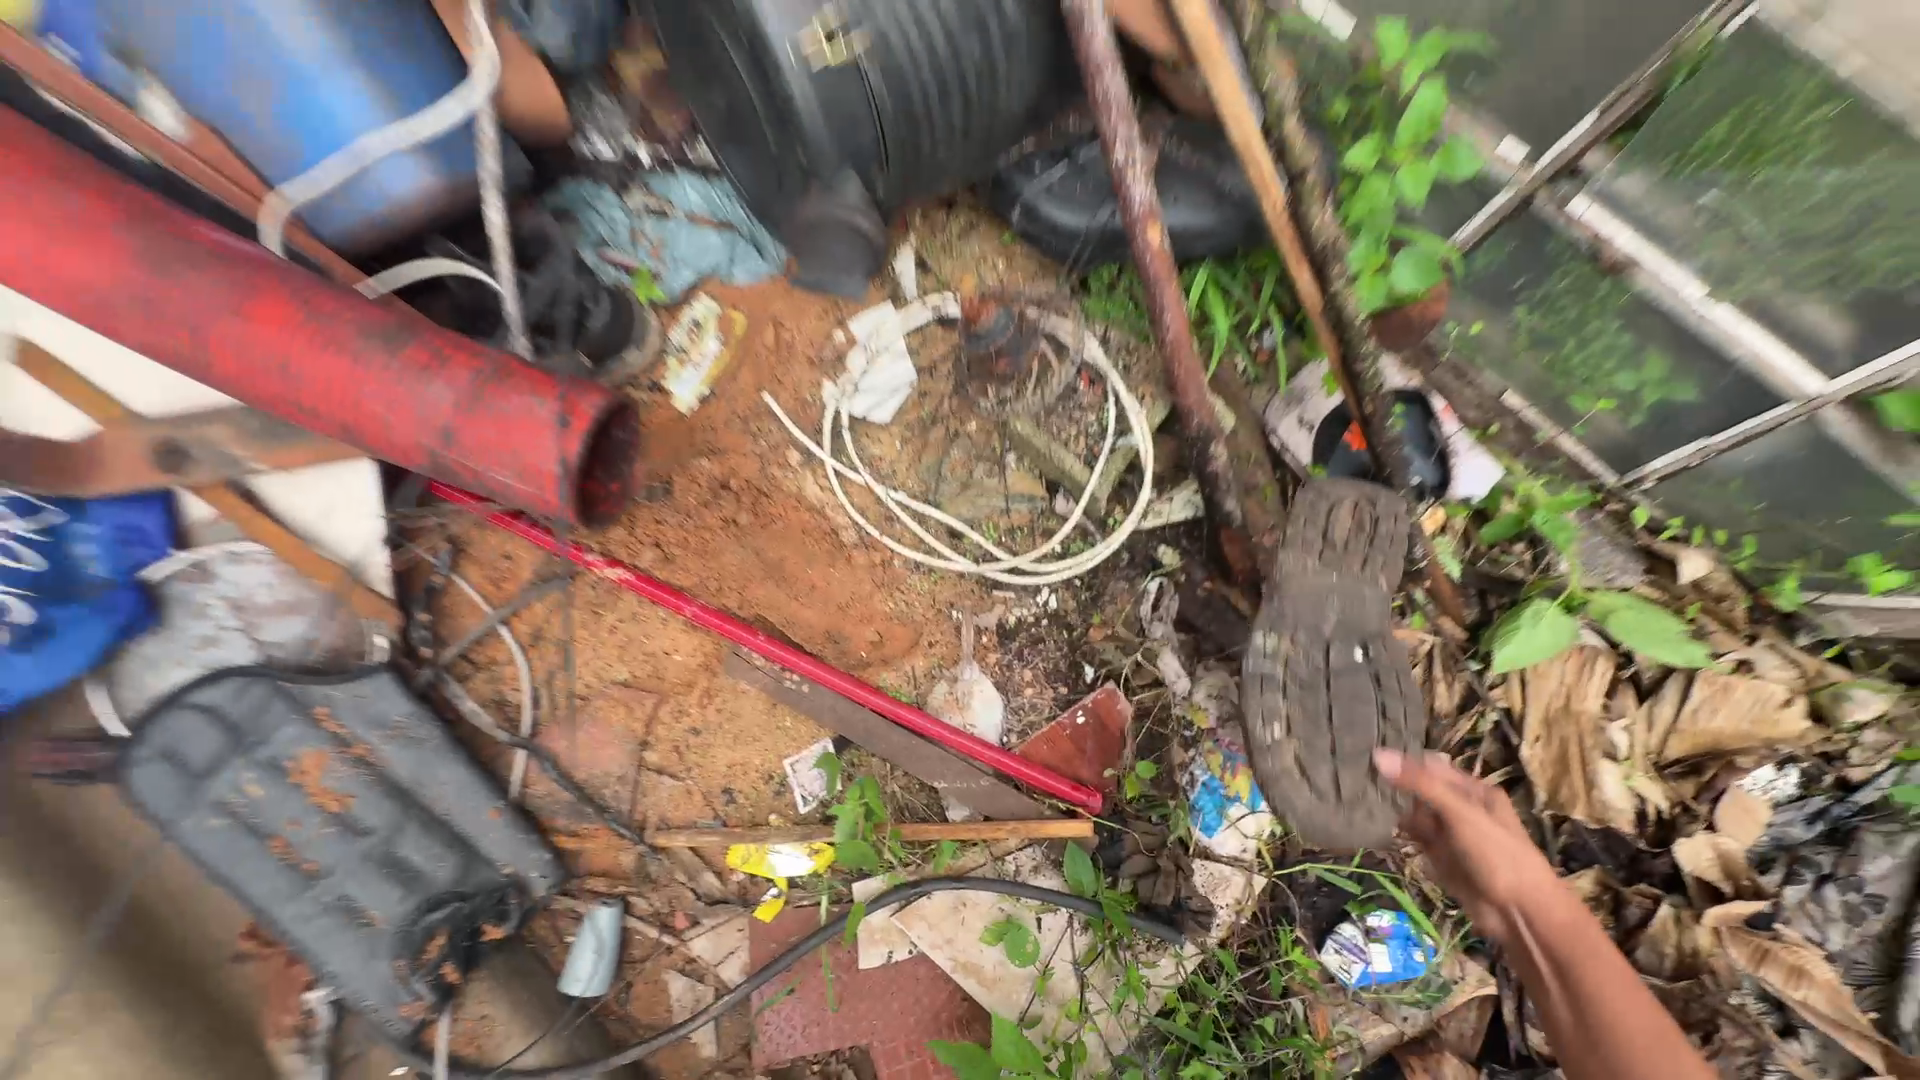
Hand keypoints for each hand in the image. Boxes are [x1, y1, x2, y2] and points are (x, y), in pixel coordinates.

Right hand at [1373, 748, 1562, 946]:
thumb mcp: (1459, 812)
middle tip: (1362, 782)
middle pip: (1420, 790)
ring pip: (1415, 814)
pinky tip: (1379, 826)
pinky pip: (1415, 838)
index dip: (1404, 762)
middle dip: (1396, 787)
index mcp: (1474, 791)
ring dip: (1396, 811)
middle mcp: (1462, 808)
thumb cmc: (1497, 854)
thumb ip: (1420, 784)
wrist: (1519, 914)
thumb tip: (1377, 755)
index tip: (1369, 758)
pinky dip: (1401, 834)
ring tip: (1364, 802)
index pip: (1431, 767)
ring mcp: (1451, 834)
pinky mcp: (1441, 857)